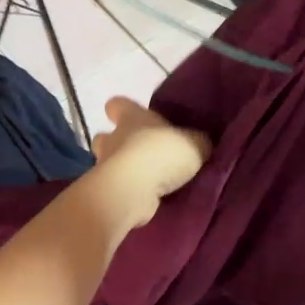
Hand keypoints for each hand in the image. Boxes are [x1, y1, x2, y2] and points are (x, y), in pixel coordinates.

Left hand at [90, 97, 211, 219]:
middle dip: (115, 144)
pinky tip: (141, 199)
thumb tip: (200, 144)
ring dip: (120, 170)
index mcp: (131, 118)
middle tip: (137, 153)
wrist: (134, 190)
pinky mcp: (106, 192)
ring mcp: (104, 168)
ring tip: (141, 180)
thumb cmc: (161, 154)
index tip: (127, 113)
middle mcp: (113, 140)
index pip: (117, 105)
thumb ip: (196, 142)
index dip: (121, 108)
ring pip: (106, 164)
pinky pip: (114, 188)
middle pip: (104, 137)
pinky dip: (124, 192)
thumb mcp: (194, 143)